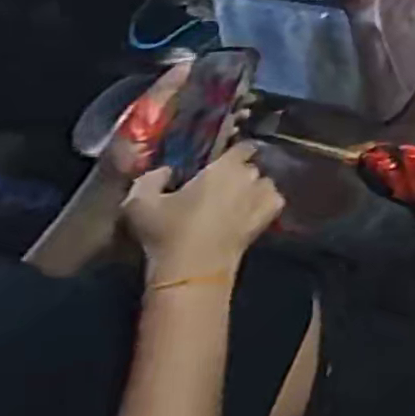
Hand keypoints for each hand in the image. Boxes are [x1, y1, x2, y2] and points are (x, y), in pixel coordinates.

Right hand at [122, 142, 284, 278]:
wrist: (193, 268)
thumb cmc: (167, 232)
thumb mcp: (140, 203)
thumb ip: (151, 178)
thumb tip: (166, 170)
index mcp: (224, 167)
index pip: (242, 146)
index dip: (234, 150)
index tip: (222, 160)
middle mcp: (250, 176)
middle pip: (250, 167)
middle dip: (237, 173)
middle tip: (219, 188)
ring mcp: (265, 194)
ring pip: (263, 183)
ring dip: (253, 188)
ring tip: (234, 203)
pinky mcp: (272, 214)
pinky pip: (274, 200)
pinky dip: (265, 203)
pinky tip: (249, 213)